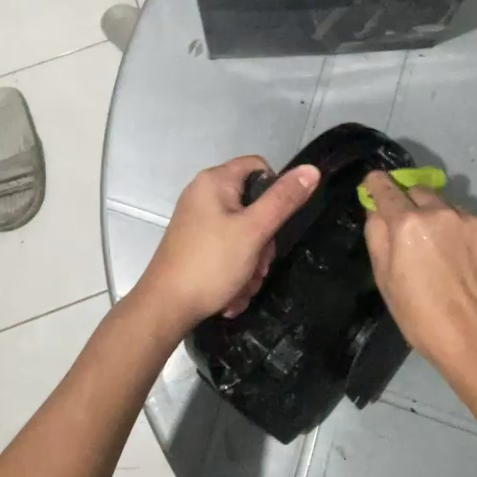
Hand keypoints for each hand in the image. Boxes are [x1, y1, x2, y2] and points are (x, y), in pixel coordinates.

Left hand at [133, 157, 318, 335]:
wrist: (164, 308)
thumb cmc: (210, 264)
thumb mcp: (254, 231)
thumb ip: (284, 200)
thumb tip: (312, 169)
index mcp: (214, 181)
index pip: (259, 167)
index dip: (275, 192)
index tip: (275, 222)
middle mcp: (203, 195)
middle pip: (254, 206)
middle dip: (262, 242)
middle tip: (257, 265)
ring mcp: (198, 222)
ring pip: (244, 234)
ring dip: (251, 264)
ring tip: (243, 285)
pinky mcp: (196, 245)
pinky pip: (228, 251)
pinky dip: (235, 272)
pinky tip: (231, 295)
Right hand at [362, 171, 476, 381]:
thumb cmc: (423, 319)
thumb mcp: (385, 281)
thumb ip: (377, 237)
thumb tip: (376, 211)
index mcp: (408, 223)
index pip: (386, 188)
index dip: (377, 184)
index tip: (374, 184)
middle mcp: (441, 212)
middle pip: (419, 192)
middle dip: (411, 204)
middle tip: (412, 230)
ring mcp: (474, 222)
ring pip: (449, 208)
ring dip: (441, 220)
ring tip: (445, 253)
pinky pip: (474, 226)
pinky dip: (466, 237)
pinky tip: (468, 264)